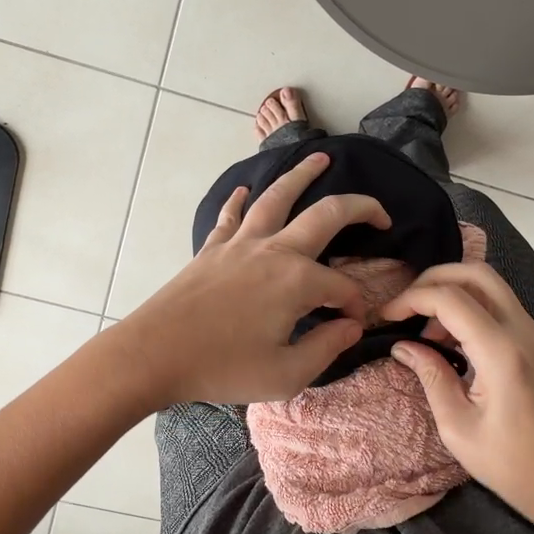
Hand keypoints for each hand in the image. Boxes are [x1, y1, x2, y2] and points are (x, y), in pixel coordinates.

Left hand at [118, 152, 388, 406]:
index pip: (344, 286)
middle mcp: (274, 250)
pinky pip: (232, 215)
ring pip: (277, 197)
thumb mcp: (286, 374)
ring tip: (320, 158)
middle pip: (326, 214)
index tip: (352, 325)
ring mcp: (240, 244)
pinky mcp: (212, 249)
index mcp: (297, 281)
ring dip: (302, 175)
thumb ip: (327, 348)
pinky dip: (241, 199)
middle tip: (381, 212)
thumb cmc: (222, 368)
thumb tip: (352, 326)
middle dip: (360, 207)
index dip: (356, 305)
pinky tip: (244, 189)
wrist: (153, 355)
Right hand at [380, 262, 533, 518]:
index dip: (412, 299)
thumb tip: (403, 346)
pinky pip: (499, 304)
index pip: (451, 298)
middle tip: (405, 307)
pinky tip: (450, 340)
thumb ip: (431, 378)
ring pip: (489, 284)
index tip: (386, 317)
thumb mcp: (459, 429)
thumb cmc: (514, 465)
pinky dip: (469, 306)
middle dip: (433, 279)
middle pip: (475, 273)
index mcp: (502, 352)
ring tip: (426, 331)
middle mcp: (522, 330)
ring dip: (452, 292)